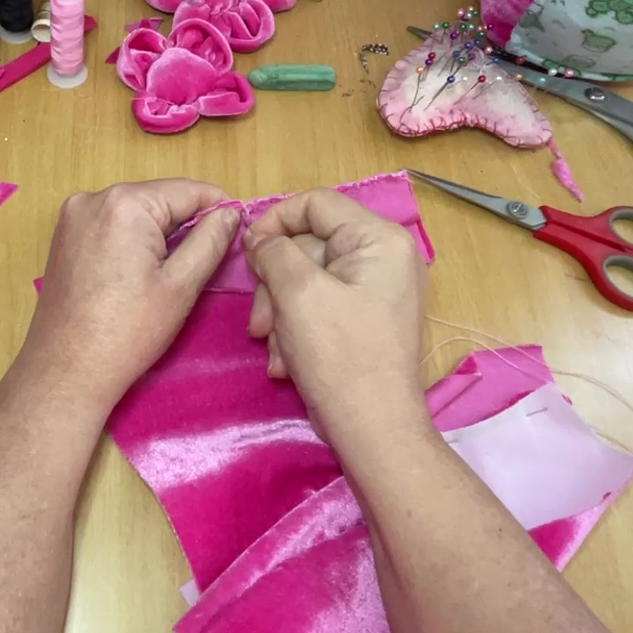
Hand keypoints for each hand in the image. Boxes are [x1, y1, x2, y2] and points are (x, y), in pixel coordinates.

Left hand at [22, 179, 241, 407]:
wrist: (65, 369)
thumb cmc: (127, 332)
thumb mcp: (181, 285)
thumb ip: (210, 240)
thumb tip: (230, 212)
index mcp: (124, 203)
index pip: (187, 190)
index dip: (219, 207)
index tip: (241, 229)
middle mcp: (93, 198)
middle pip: (158, 198)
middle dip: (187, 222)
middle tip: (211, 257)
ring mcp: (73, 216)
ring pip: (135, 211)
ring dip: (159, 231)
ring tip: (176, 269)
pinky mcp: (63, 236)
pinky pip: (111, 224)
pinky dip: (132, 238)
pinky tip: (141, 271)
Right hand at [244, 189, 430, 450]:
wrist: (372, 430)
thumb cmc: (339, 355)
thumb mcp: (298, 293)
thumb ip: (274, 251)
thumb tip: (260, 239)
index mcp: (380, 240)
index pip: (316, 203)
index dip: (275, 220)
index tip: (248, 252)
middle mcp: (385, 257)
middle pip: (308, 246)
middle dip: (275, 284)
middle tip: (259, 322)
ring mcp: (377, 289)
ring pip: (307, 279)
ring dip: (280, 312)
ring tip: (273, 348)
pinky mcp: (366, 318)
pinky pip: (319, 304)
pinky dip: (296, 328)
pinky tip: (286, 360)